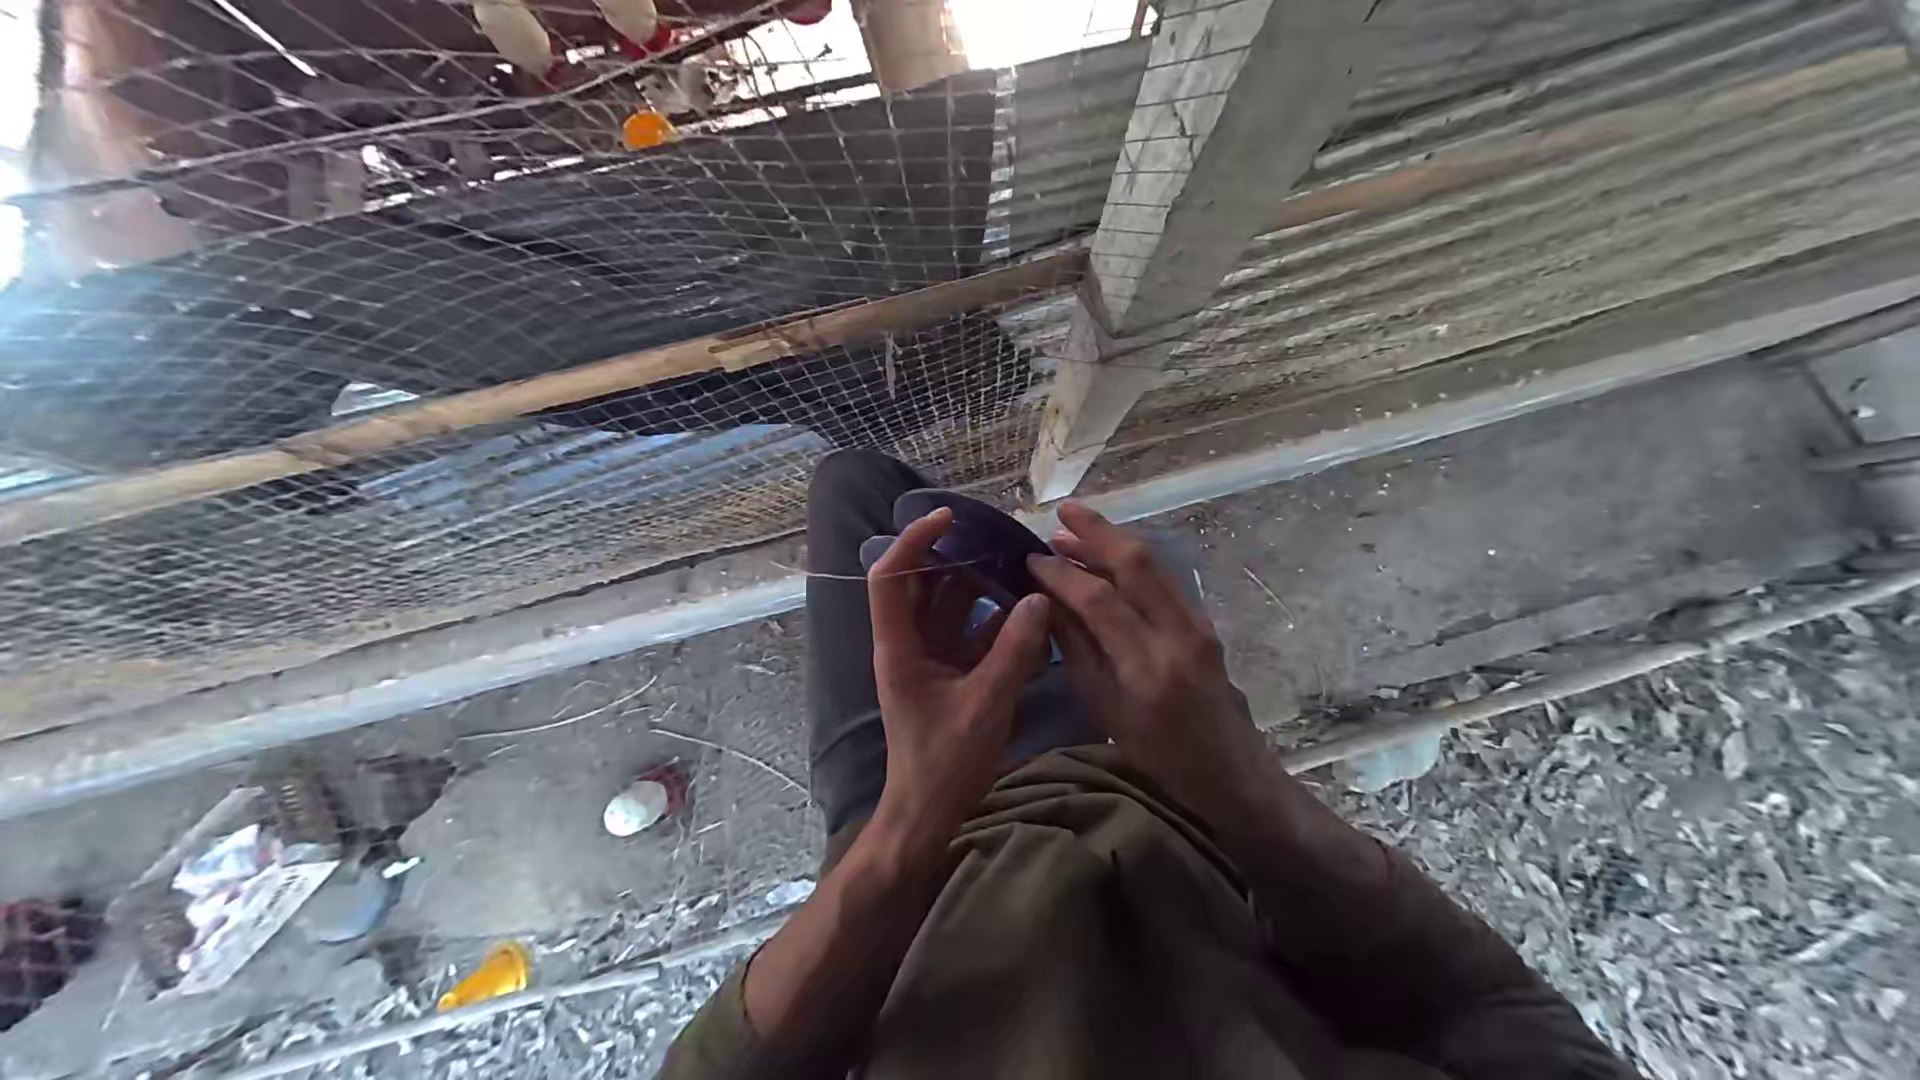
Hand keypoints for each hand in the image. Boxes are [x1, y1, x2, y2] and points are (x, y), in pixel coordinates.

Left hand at [868, 507, 1052, 845]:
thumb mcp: (986, 705)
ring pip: (948, 606)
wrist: (928, 814)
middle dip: (956, 558)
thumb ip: (1014, 652)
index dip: (913, 541)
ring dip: (979, 587)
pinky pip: (968, 632)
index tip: (948, 517)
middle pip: (923, 584)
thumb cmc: (944, 763)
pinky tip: (1025, 611)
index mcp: (899, 647)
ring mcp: (928, 658)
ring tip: (1019, 568)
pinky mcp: (948, 673)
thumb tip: (1039, 600)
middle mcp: (909, 644)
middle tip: (999, 541)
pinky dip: (992, 619)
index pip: (891, 577)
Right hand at [1026, 501, 1267, 810]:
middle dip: (1096, 531)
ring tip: (1074, 531)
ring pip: (1154, 564)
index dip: (1061, 573)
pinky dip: (1132, 561)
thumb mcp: (1105, 710)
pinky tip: (1107, 558)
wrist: (1230, 772)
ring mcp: (1198, 624)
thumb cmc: (1158, 754)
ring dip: (1113, 541)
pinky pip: (1164, 578)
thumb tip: (1048, 603)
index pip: (1099, 600)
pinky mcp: (1204, 622)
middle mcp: (1178, 634)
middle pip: (1136, 563)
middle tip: (1061, 512)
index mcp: (1147, 666)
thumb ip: (1077, 650)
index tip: (1031, 558)